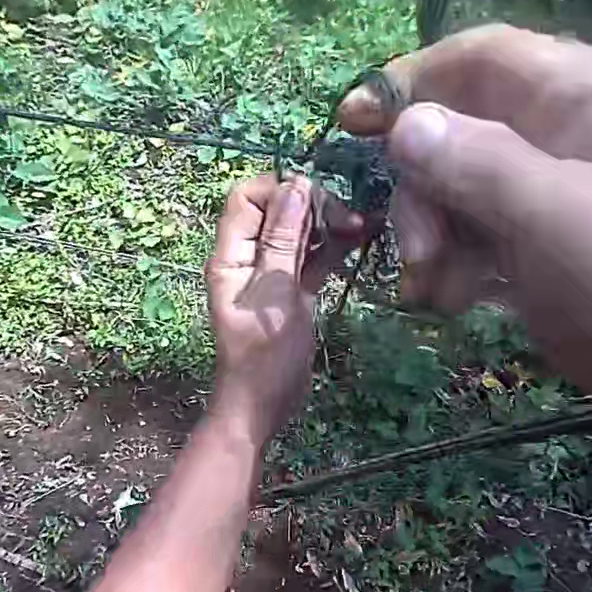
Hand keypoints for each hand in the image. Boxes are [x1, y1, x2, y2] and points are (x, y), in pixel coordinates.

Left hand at [205, 175, 363, 442]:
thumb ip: (283, 242)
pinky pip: (311, 258)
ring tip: (360, 228)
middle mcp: (248, 258)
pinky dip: (331, 249)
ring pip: (298, 233)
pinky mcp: (292, 290)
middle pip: (277, 210)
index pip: (247, 197)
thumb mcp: (275, 295)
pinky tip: (358, 241)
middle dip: (311, 207)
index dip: (280, 189)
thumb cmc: (264, 356)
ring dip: (327, 226)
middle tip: (347, 220)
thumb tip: (297, 186)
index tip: (316, 200)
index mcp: (231, 255)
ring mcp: (271, 274)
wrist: (265, 405)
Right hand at [339, 24, 591, 410]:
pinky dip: (455, 266)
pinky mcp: (544, 242)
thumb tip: (404, 124)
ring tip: (436, 293)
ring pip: (460, 190)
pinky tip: (457, 302)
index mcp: (591, 97)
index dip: (410, 82)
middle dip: (423, 192)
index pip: (482, 59)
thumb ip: (483, 167)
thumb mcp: (565, 222)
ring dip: (434, 238)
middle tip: (416, 255)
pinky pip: (477, 235)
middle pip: (460, 132)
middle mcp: (569, 132)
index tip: (351, 124)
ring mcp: (555, 191)